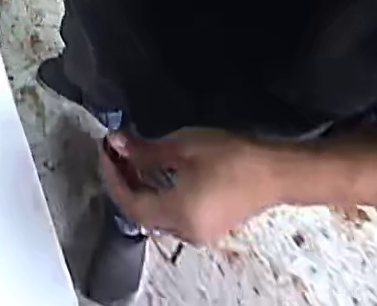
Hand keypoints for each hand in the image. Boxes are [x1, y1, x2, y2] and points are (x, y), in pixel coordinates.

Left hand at [97, 129, 283, 244]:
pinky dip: (155, 191)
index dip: (112, 176)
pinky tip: (153, 168)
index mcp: (176, 216)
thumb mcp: (180, 147)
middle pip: (140, 211)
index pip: (130, 203)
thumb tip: (116, 144)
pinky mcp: (209, 224)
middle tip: (114, 150)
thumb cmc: (227, 157)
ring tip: (129, 155)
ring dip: (138, 185)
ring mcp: (199, 232)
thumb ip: (145, 151)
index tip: (104, 148)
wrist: (272, 171)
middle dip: (123, 180)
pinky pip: (171, 211)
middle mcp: (185, 232)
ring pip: (155, 212)